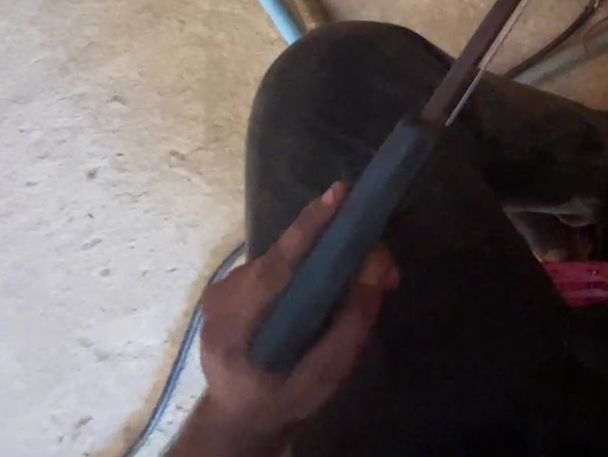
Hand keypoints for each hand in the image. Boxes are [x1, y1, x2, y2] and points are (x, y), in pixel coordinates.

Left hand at [192, 184, 397, 450]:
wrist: (239, 415)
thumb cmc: (286, 395)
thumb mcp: (328, 371)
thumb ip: (354, 318)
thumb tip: (379, 261)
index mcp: (235, 328)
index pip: (277, 265)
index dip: (312, 226)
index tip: (340, 192)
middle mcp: (224, 299)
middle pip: (290, 253)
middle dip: (341, 244)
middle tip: (383, 263)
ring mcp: (226, 289)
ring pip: (290, 254)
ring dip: (332, 256)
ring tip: (368, 280)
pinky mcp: (236, 283)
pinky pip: (285, 259)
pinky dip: (316, 263)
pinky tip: (337, 284)